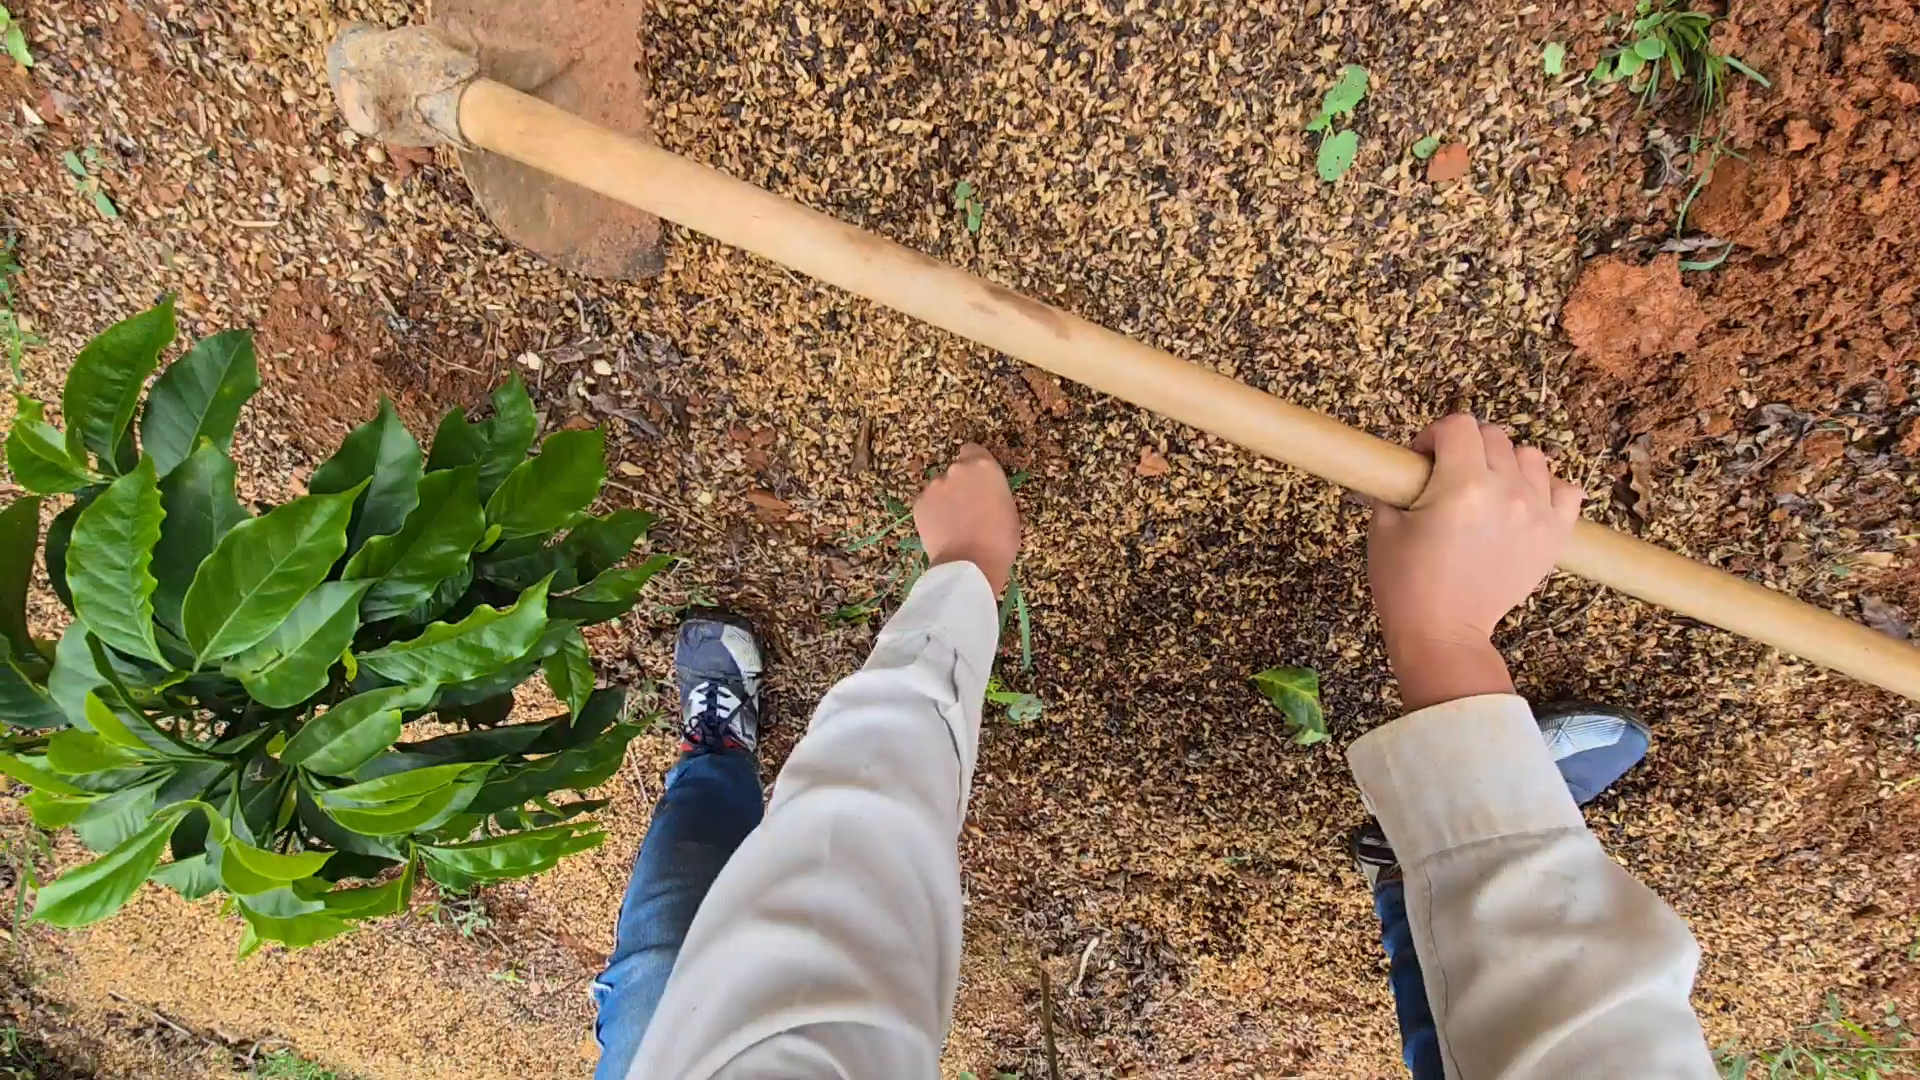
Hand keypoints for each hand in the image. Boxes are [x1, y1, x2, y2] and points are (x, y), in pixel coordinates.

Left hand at [915, 443, 1021, 595]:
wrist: (970, 565)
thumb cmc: (1000, 541)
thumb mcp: (1009, 510)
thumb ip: (994, 492)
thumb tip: (985, 496)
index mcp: (984, 466)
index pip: (973, 450)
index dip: (974, 465)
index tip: (977, 481)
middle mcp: (957, 469)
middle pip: (956, 470)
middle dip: (959, 484)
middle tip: (966, 507)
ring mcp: (934, 485)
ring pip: (940, 487)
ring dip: (945, 499)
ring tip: (952, 523)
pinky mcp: (919, 503)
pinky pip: (927, 503)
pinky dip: (932, 513)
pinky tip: (941, 530)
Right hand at [1368, 414, 1583, 709]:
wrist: (1441, 630)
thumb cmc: (1404, 581)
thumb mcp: (1383, 528)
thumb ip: (1394, 488)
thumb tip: (1395, 469)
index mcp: (1461, 486)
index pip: (1457, 427)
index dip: (1432, 435)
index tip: (1420, 458)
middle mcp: (1507, 492)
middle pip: (1493, 436)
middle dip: (1464, 447)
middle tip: (1443, 475)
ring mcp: (1538, 513)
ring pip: (1530, 457)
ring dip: (1503, 463)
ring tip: (1482, 489)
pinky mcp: (1555, 535)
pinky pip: (1566, 490)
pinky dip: (1543, 488)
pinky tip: (1517, 503)